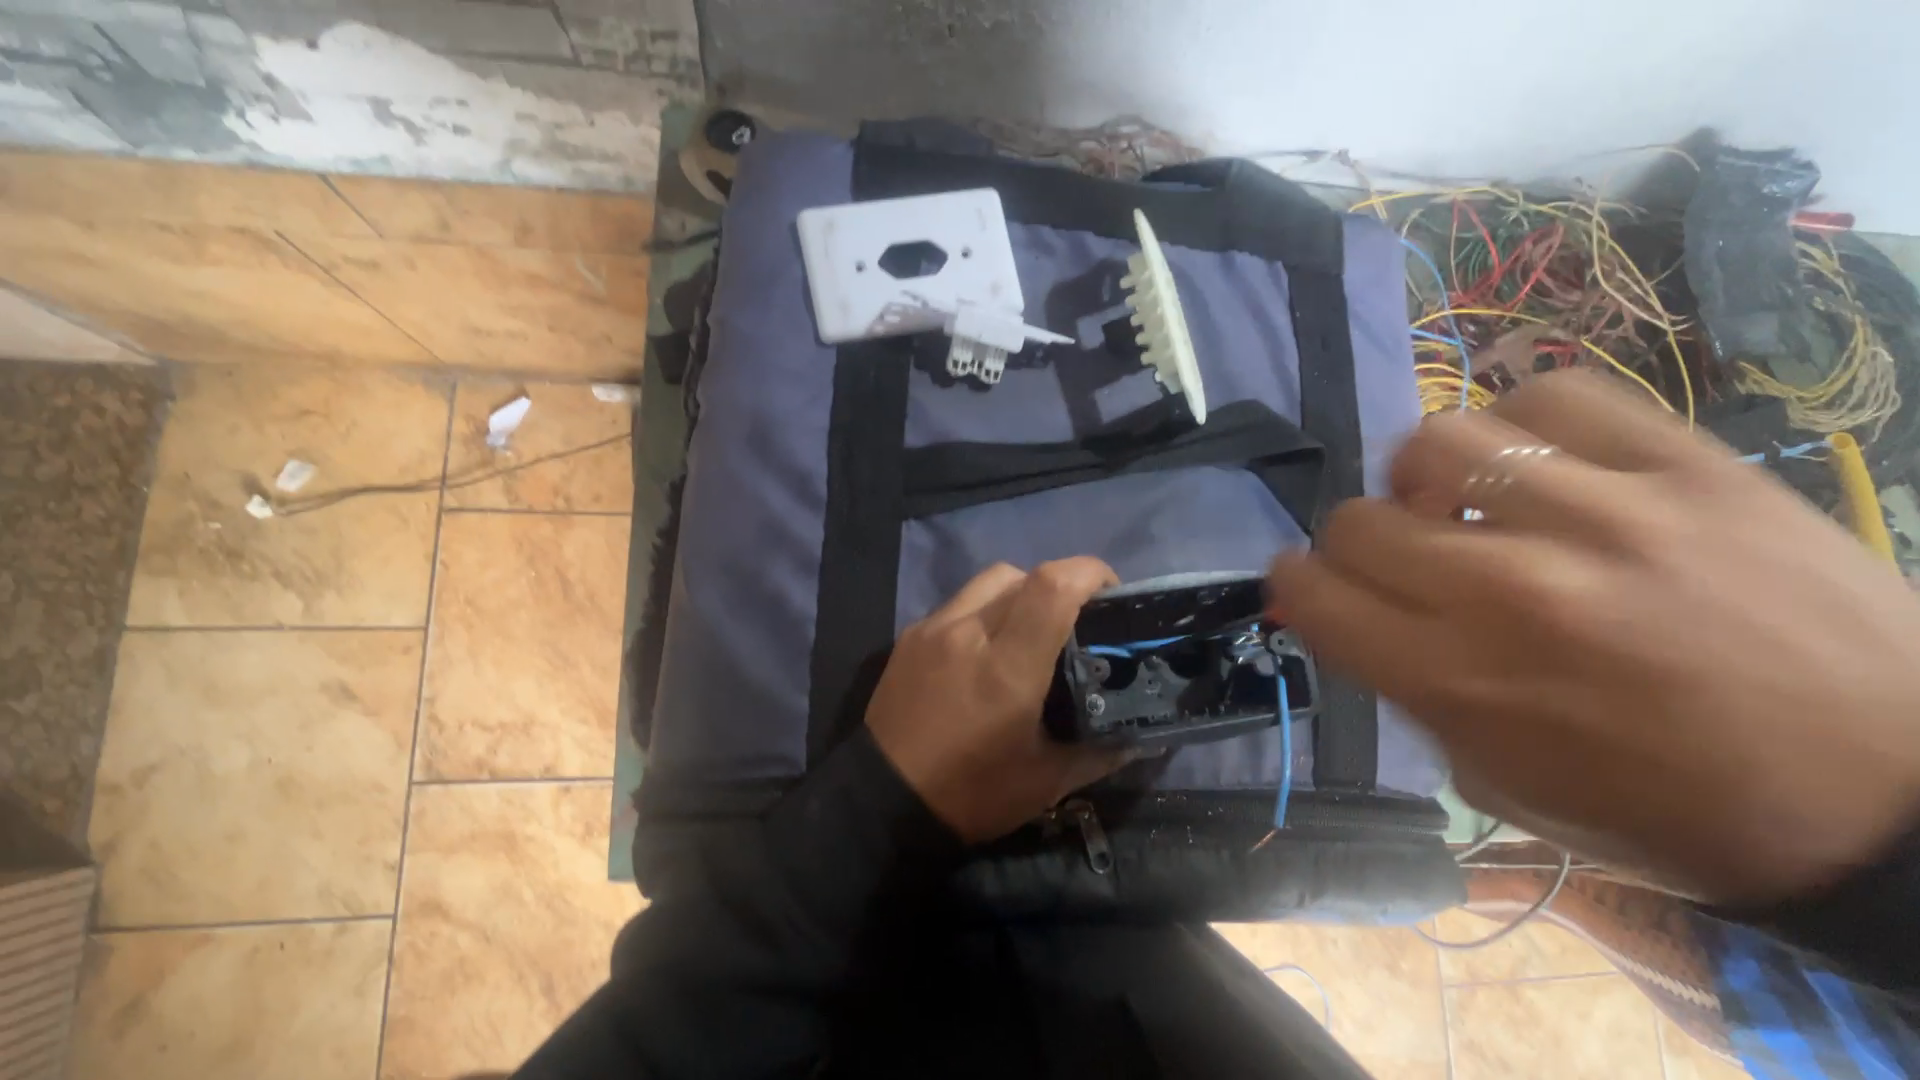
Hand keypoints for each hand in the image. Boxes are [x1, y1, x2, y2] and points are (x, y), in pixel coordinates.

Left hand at [866, 558, 1134, 844]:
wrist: (881, 803)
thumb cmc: (971, 795)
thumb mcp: (1047, 782)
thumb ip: (1102, 751)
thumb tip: (1143, 735)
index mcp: (1007, 667)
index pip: (1053, 587)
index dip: (1091, 574)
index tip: (1112, 595)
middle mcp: (968, 633)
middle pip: (1024, 575)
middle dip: (1061, 586)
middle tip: (1077, 622)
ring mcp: (933, 629)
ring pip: (989, 581)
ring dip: (1021, 592)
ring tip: (1032, 631)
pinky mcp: (910, 636)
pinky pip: (959, 603)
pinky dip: (985, 610)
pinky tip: (986, 650)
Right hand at [1269, 371, 1919, 902]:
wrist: (1899, 793)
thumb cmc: (1676, 812)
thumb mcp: (1502, 787)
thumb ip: (1411, 694)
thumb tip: (1355, 618)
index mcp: (1459, 682)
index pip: (1316, 594)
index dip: (1296, 584)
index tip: (1310, 583)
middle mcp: (1509, 589)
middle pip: (1357, 520)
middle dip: (1355, 545)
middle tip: (1399, 561)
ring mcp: (1601, 515)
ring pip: (1434, 442)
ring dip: (1426, 480)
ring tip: (1466, 504)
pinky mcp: (1685, 465)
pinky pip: (1550, 394)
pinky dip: (1521, 424)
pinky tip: (1541, 464)